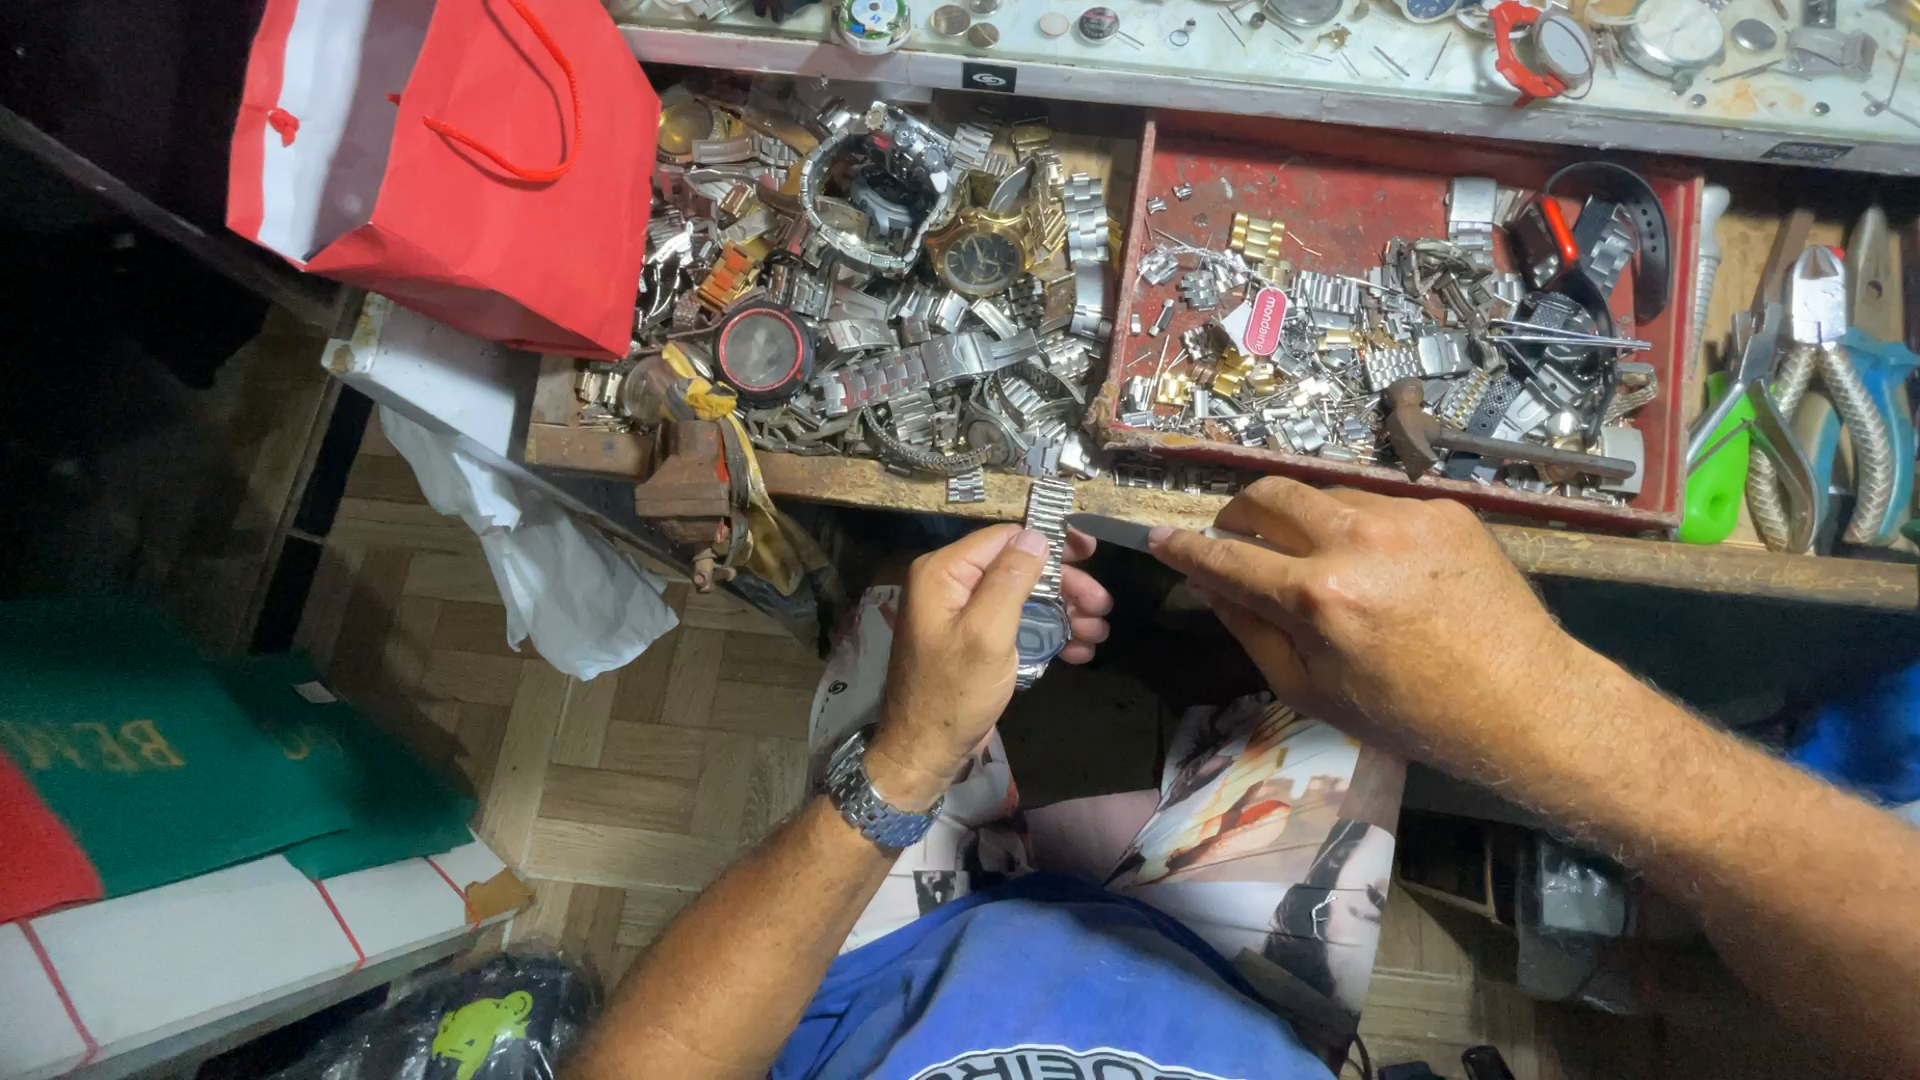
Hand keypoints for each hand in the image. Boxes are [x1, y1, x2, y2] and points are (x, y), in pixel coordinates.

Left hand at [868, 524, 1109, 809]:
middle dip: (1064, 585)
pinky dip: (1048, 634)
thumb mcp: (986, 632)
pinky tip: (1079, 650)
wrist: (925, 751)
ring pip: (1024, 598)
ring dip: (1064, 612)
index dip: (1050, 541)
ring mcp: (965, 615)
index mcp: (944, 572)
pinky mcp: (977, 641)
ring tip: (1098, 632)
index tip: (1090, 553)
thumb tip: (1036, 535)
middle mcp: (951, 585)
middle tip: (1103, 604)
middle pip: (1018, 568)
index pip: (1004, 538)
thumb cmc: (953, 692)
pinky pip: (1016, 624)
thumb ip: (1011, 579)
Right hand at [1148, 477, 1582, 775]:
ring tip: (1309, 555)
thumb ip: (1248, 627)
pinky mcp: (1441, 509)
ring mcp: (1403, 518)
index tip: (1159, 537)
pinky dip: (1349, 526)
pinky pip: (1370, 502)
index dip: (1185, 547)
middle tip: (1236, 538)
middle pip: (1266, 495)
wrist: (1525, 702)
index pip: (1227, 558)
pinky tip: (1371, 562)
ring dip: (1294, 518)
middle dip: (1235, 513)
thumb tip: (1208, 583)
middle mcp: (1355, 542)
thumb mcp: (1307, 687)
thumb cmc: (1405, 712)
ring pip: (1316, 492)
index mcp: (1317, 597)